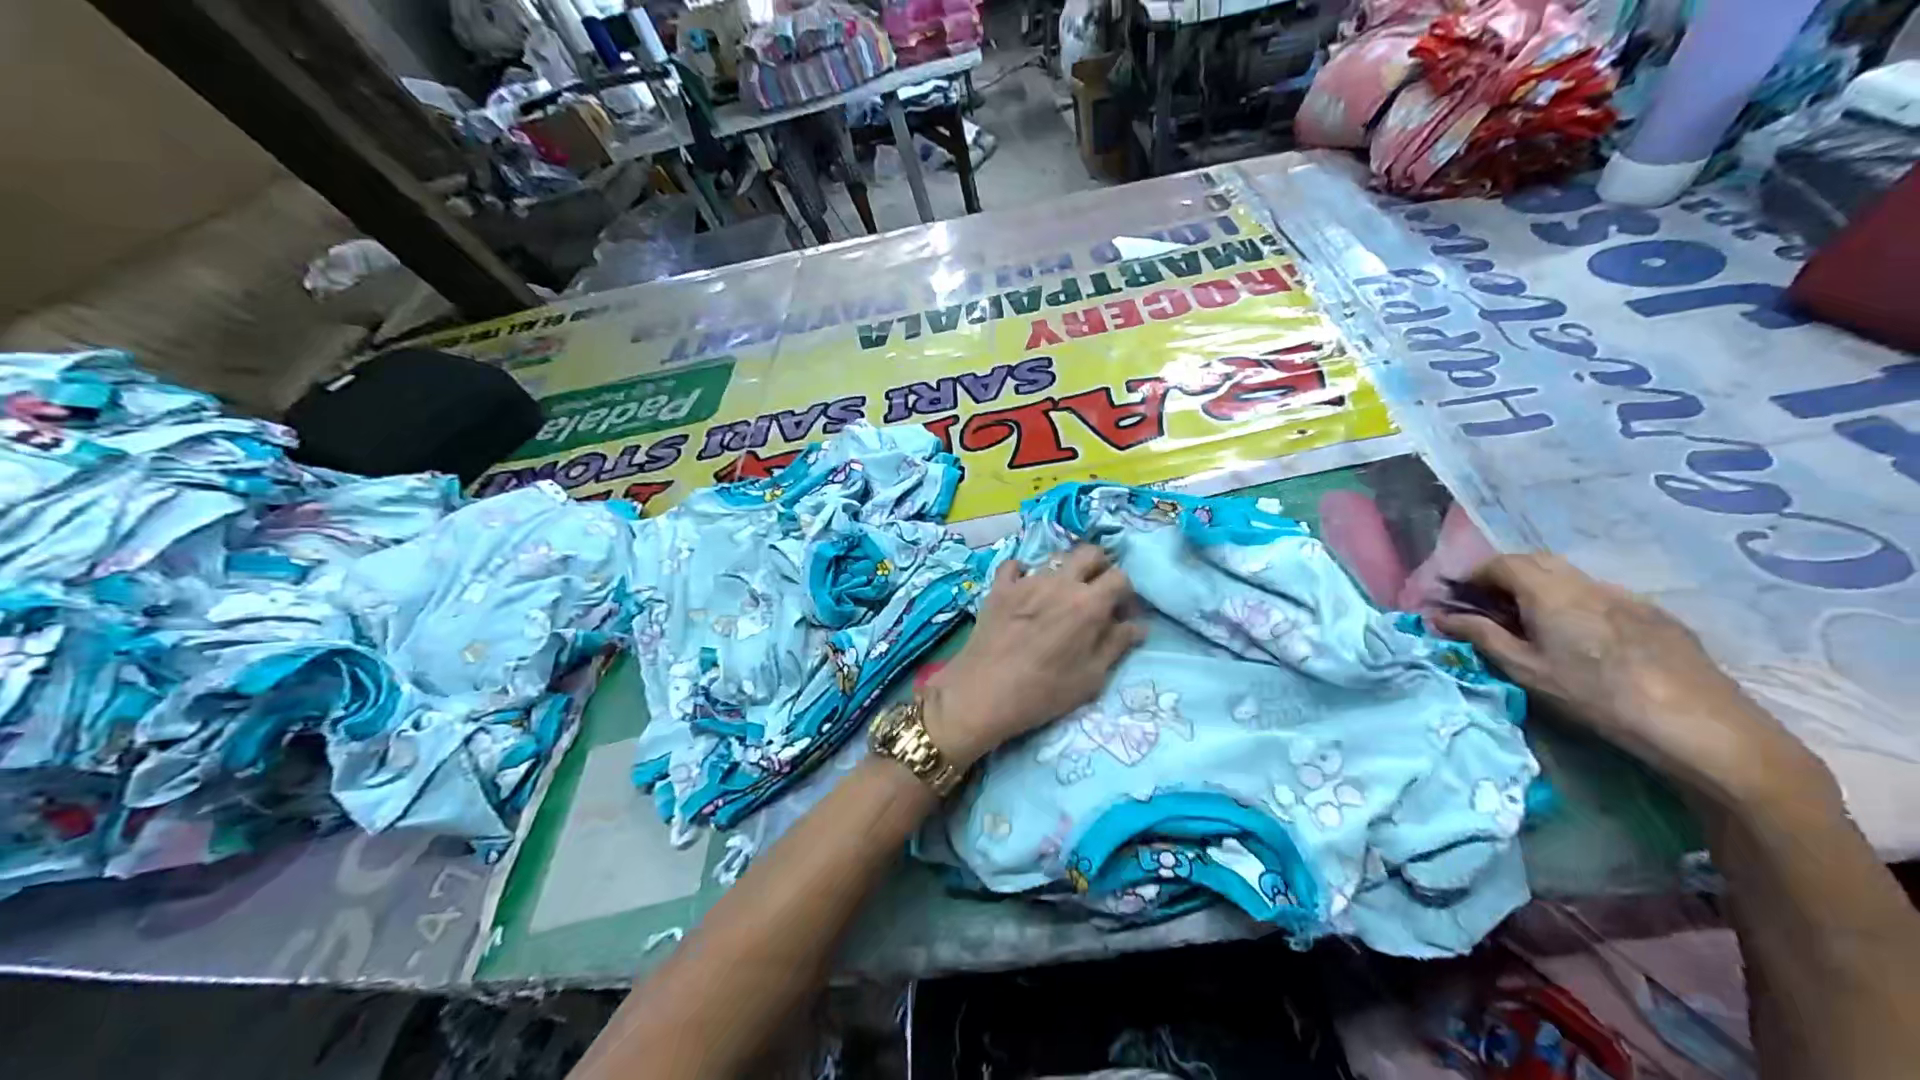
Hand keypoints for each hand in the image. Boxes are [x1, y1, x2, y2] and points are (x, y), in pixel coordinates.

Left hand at [922, 545, 1144, 769]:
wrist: (984, 692)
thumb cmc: (1045, 691)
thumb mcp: (1091, 677)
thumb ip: (1116, 645)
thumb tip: (1137, 626)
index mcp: (1089, 604)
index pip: (1120, 577)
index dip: (1125, 593)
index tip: (1120, 613)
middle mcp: (1061, 582)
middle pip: (1090, 553)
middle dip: (1099, 567)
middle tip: (1095, 591)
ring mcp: (1027, 581)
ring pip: (1054, 560)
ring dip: (1064, 573)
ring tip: (1058, 598)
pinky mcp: (1000, 587)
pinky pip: (1015, 566)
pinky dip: (1023, 573)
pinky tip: (1023, 590)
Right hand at [1433, 554, 1830, 810]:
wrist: (1699, 723)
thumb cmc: (1596, 696)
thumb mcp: (1526, 670)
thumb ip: (1481, 636)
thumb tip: (1439, 617)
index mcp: (1550, 591)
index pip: (1501, 563)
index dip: (1472, 575)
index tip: (1456, 598)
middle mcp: (1586, 582)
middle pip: (1535, 561)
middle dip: (1503, 576)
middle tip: (1487, 607)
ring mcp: (1625, 595)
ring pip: (1569, 576)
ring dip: (1539, 588)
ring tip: (1529, 623)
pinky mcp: (1653, 613)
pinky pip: (1598, 594)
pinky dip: (1573, 602)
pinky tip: (1579, 637)